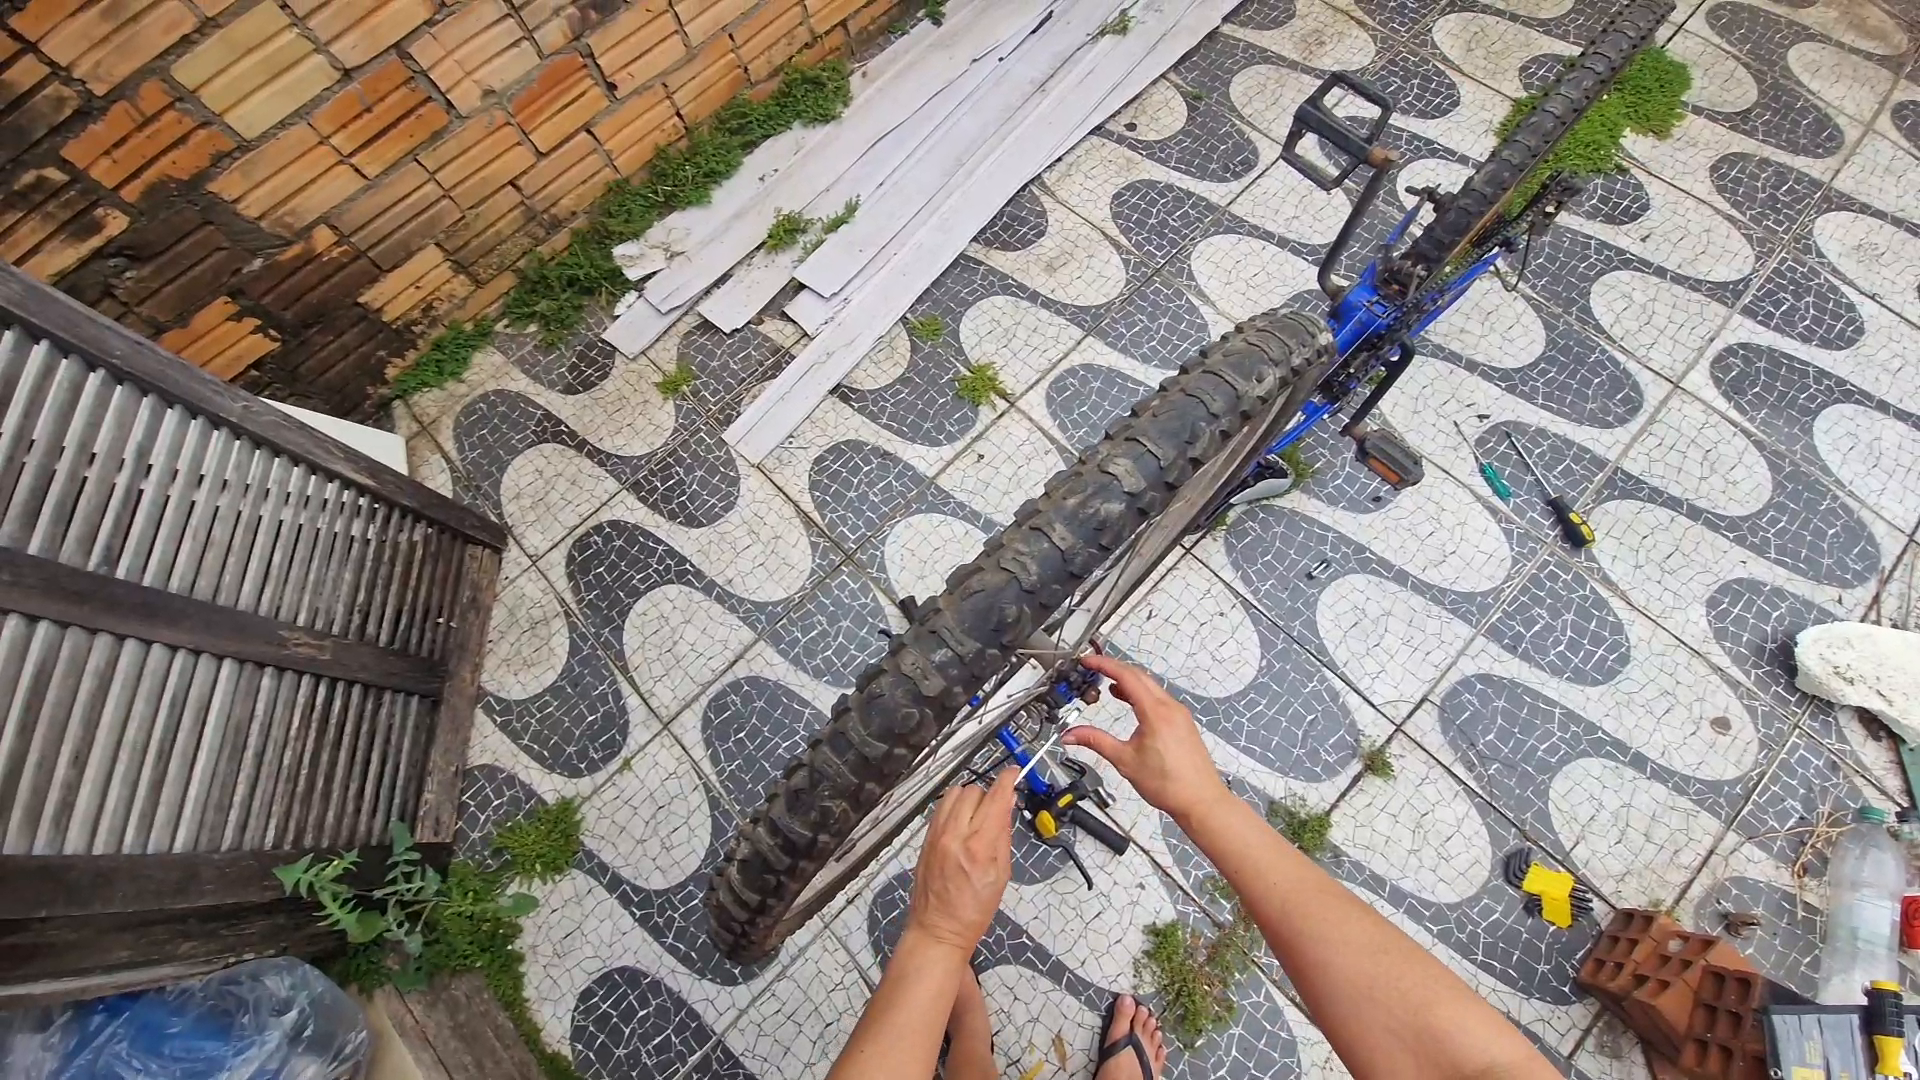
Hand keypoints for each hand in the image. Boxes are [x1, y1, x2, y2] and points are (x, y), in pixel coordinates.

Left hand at [905, 769, 1017, 953]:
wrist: (937, 929)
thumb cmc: (975, 910)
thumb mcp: (1001, 875)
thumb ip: (1004, 835)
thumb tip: (1008, 804)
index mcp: (979, 847)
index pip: (995, 799)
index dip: (1007, 781)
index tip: (1014, 772)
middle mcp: (955, 834)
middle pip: (974, 791)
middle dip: (989, 795)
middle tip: (997, 810)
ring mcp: (936, 834)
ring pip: (955, 793)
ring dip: (970, 798)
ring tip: (977, 816)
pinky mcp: (925, 837)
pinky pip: (941, 807)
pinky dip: (955, 806)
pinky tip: (962, 822)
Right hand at [1063, 654, 1230, 822]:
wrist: (1201, 801)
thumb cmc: (1167, 783)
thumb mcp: (1125, 761)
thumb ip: (1096, 742)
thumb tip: (1070, 735)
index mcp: (1155, 712)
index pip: (1126, 676)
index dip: (1104, 664)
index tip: (1087, 660)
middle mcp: (1170, 707)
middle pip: (1139, 675)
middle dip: (1114, 668)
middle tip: (1093, 668)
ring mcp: (1179, 713)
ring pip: (1150, 686)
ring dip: (1128, 681)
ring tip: (1106, 684)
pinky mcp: (1183, 722)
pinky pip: (1159, 698)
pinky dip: (1140, 693)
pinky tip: (1129, 702)